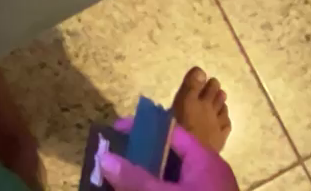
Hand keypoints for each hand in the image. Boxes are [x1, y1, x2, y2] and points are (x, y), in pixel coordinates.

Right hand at [100, 119, 239, 190]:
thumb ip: (136, 178)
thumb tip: (104, 158)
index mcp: (204, 159)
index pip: (168, 131)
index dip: (141, 128)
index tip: (114, 132)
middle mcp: (206, 174)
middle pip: (166, 157)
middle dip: (138, 158)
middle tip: (111, 160)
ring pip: (168, 181)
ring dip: (143, 180)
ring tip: (116, 181)